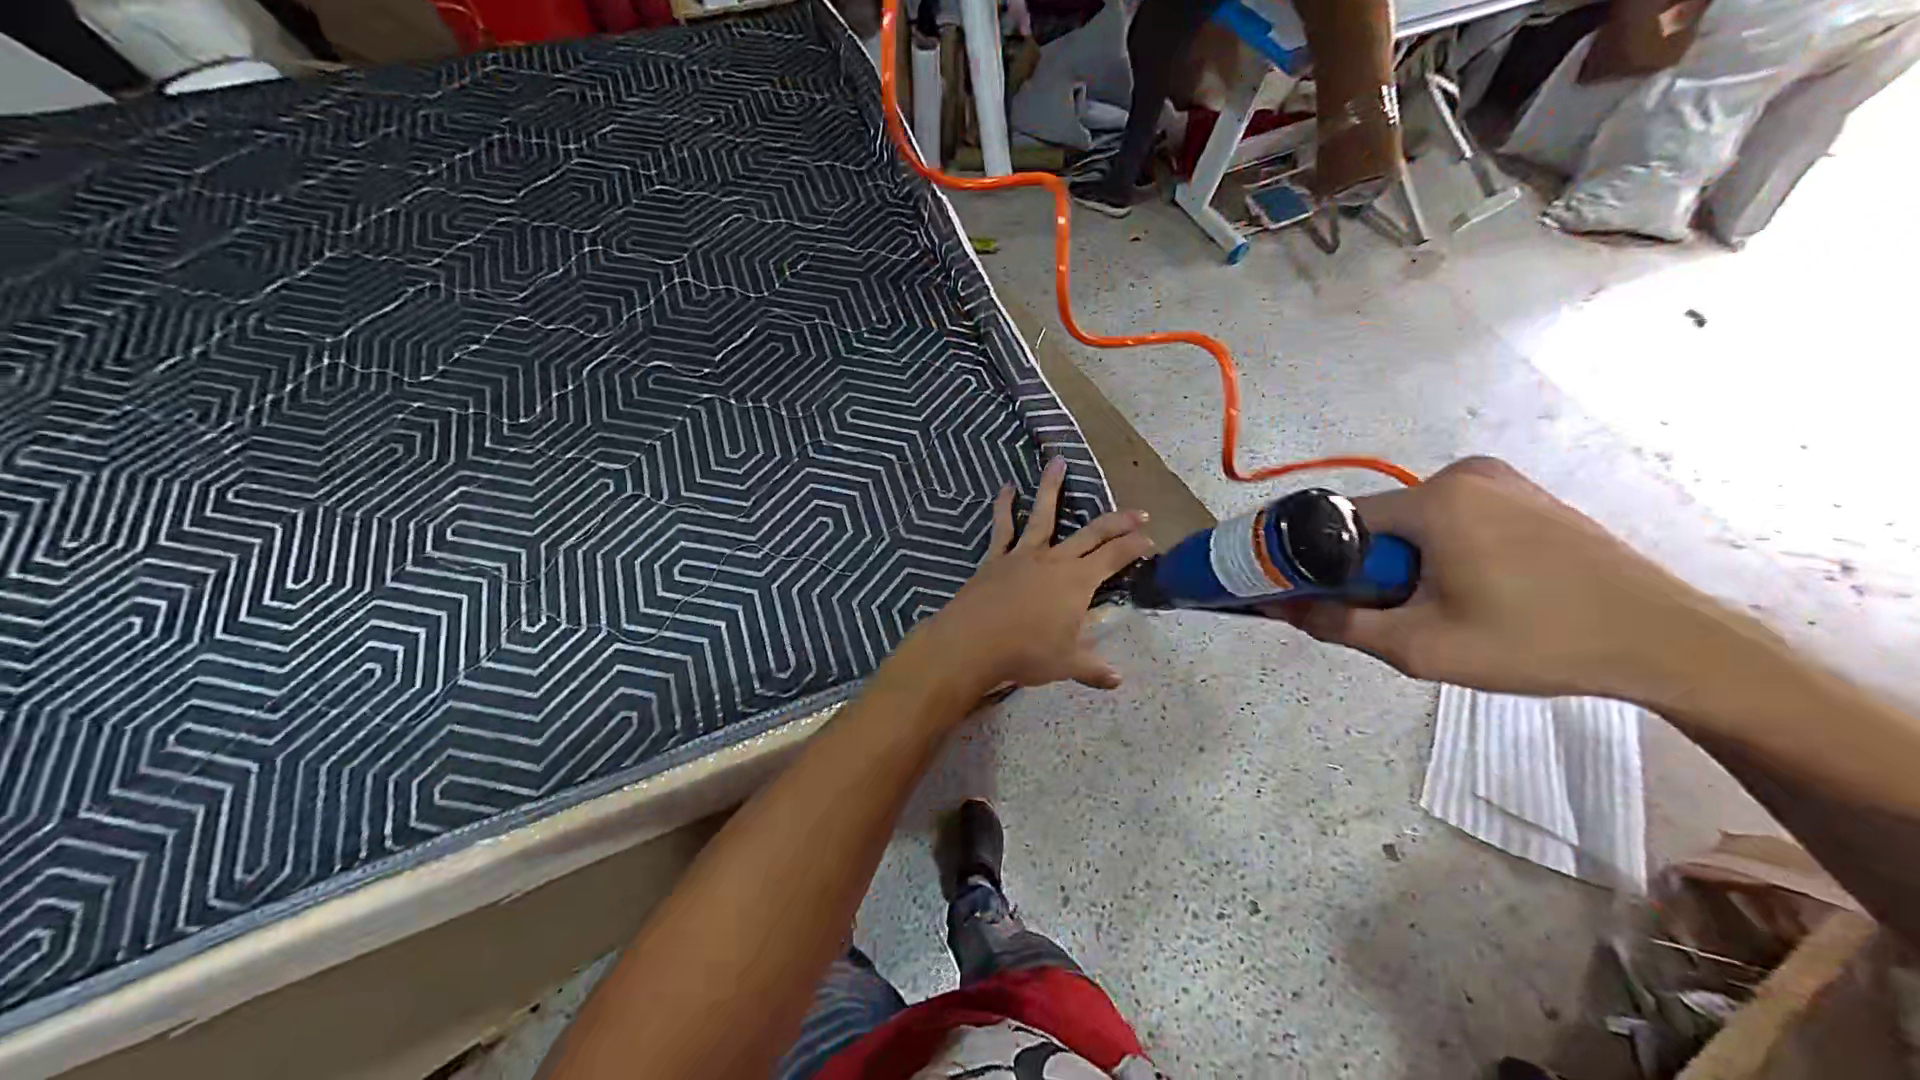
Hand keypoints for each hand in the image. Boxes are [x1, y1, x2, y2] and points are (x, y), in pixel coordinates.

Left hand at [907, 457, 1154, 695]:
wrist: (973, 643)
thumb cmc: (1025, 653)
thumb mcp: (1066, 664)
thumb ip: (1092, 668)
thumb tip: (1116, 680)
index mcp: (1077, 583)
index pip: (1114, 558)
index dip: (1134, 547)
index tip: (1149, 539)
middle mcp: (1055, 561)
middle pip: (1091, 534)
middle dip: (1117, 522)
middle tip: (1137, 511)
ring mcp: (1024, 555)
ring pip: (1043, 514)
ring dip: (1052, 487)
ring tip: (1058, 462)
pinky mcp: (996, 558)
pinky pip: (1003, 527)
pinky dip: (1005, 506)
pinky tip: (1006, 488)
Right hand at [1277, 457, 1736, 703]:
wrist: (1666, 644)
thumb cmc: (1534, 642)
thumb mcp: (1420, 647)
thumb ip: (1340, 624)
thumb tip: (1284, 609)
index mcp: (1436, 499)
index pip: (1340, 522)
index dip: (1322, 562)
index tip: (1329, 600)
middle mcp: (1464, 474)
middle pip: (1379, 522)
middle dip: (1372, 568)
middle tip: (1400, 615)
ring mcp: (1502, 480)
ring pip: (1416, 522)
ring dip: (1408, 561)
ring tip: (1445, 607)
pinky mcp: (1528, 495)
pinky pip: (1455, 518)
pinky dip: (1444, 551)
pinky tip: (1478, 590)